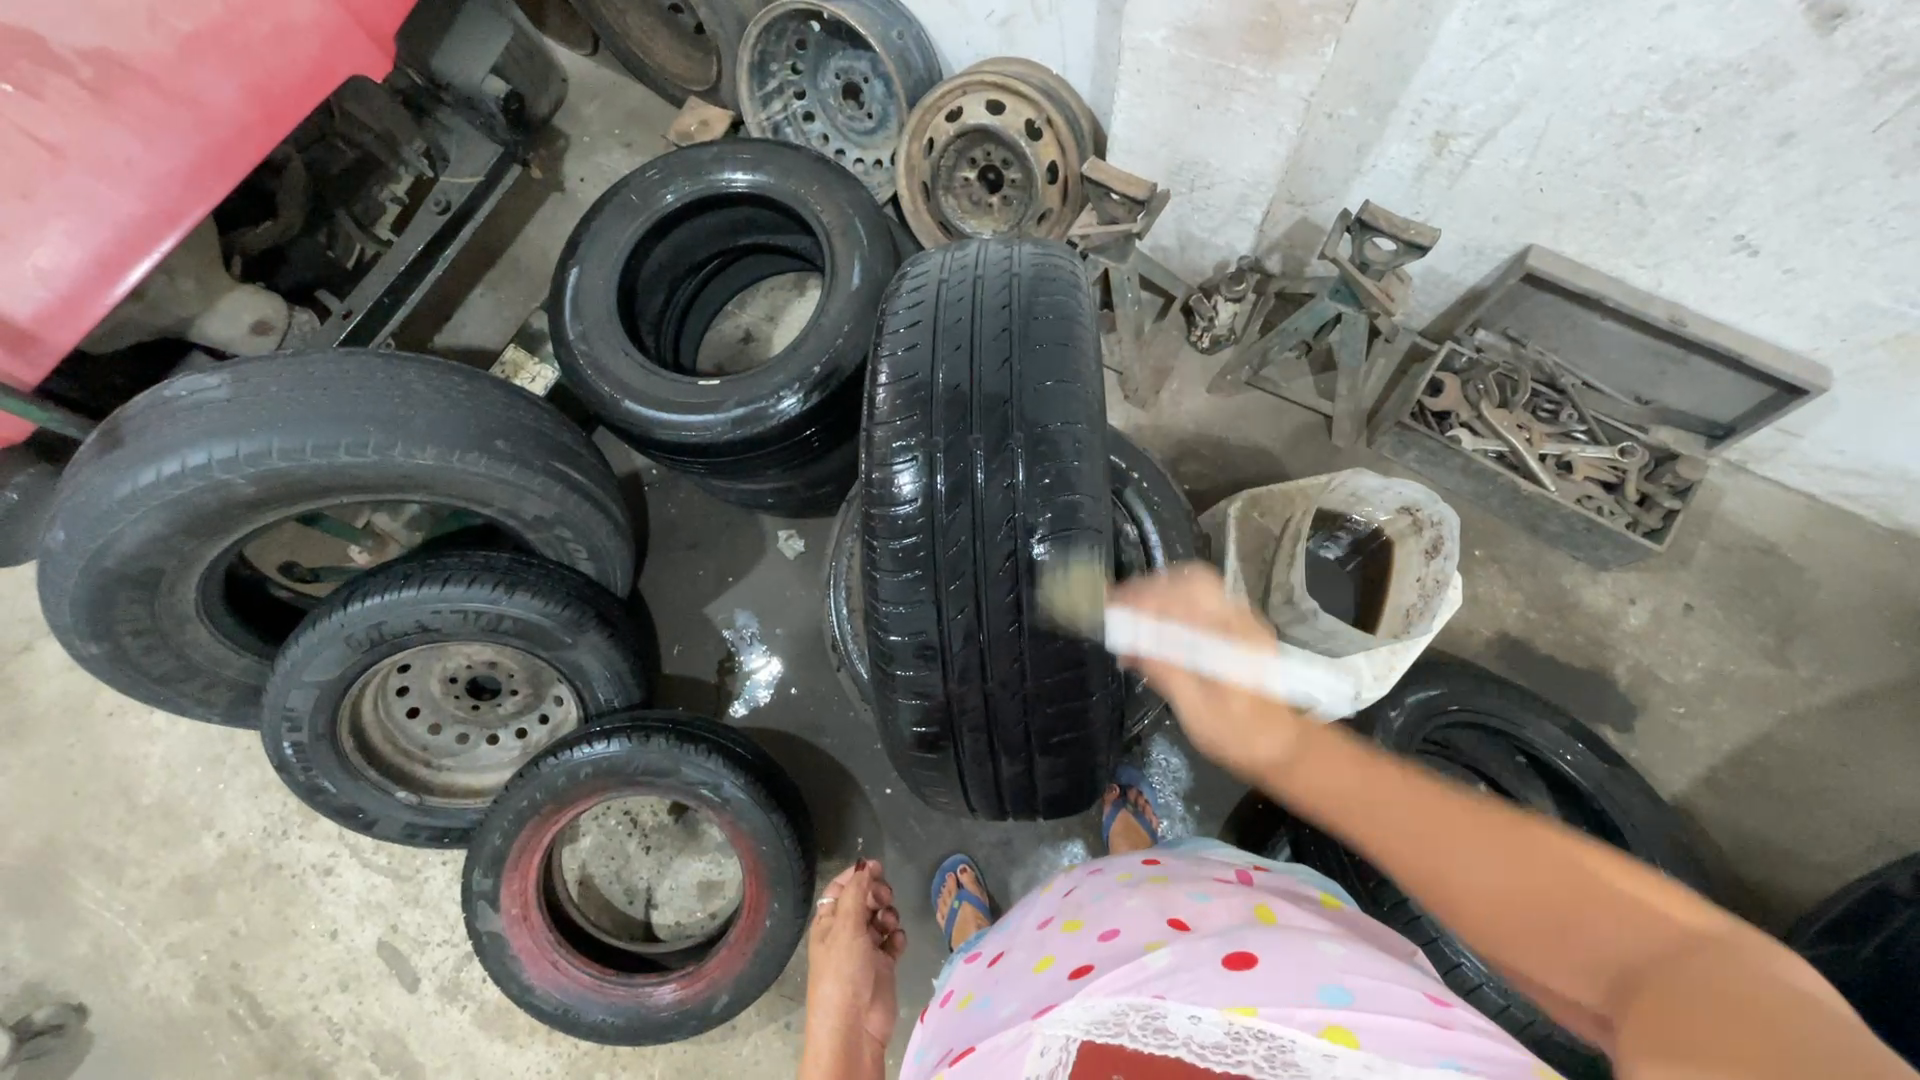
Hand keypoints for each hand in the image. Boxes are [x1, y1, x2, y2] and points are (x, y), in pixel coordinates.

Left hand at [804, 859, 905, 1059]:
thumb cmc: (843, 971)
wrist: (854, 1025)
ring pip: (880, 919)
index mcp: (828, 922)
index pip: (840, 888)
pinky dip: (896, 937)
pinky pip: (892, 941)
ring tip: (889, 925)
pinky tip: (896, 943)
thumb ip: (857, 892)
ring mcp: (864, 950)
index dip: (857, 875)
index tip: (877, 866)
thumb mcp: (846, 926)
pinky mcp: (882, 965)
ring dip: (888, 915)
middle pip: (863, 900)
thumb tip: (863, 864)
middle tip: (885, 898)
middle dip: (876, 894)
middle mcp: (845, 932)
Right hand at [1109, 562, 1310, 781]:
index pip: (1183, 599)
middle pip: (1193, 580)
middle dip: (1150, 588)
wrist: (1281, 747)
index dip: (1143, 598)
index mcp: (1231, 639)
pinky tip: (1156, 626)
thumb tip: (1129, 645)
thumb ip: (1165, 673)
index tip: (1112, 608)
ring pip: (1198, 586)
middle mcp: (1241, 620)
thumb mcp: (1195, 712)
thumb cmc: (1236, 736)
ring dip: (1160, 592)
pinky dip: (1173, 603)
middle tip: (1118, 606)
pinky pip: (1203, 600)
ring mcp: (1243, 621)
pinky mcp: (1239, 628)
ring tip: (1132, 613)